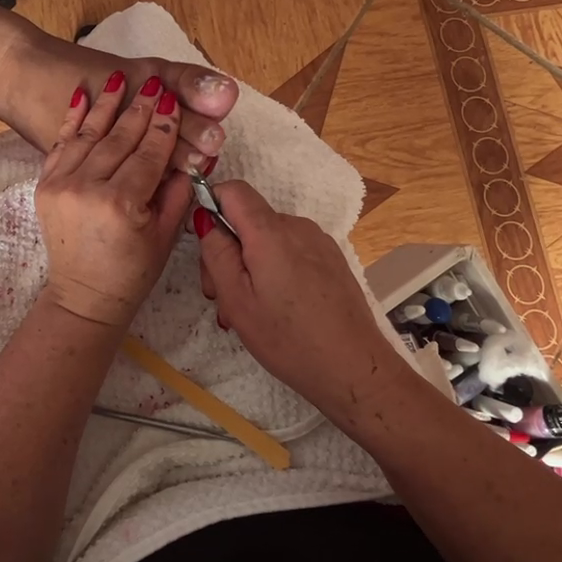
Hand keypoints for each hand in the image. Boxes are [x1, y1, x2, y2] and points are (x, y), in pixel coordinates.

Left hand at [34, 73, 194, 326]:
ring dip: (106, 104)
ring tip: (120, 78)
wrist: (83, 296)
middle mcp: (89, 189)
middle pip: (119, 138)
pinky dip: (72, 119)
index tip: (174, 100)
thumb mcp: (166, 235)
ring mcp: (62, 184)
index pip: (149, 153)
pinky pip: (61, 144)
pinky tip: (82, 94)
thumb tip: (194, 154)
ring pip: (89, 135)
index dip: (164, 125)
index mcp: (123, 204)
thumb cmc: (132, 272)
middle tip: (154, 83)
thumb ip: (178, 191)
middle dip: (140, 108)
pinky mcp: (45, 185)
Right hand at [196, 181, 416, 416]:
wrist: (357, 371)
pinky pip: (290, 251)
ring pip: (268, 238)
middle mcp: (297, 226)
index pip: (233, 189)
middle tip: (220, 296)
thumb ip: (216, 251)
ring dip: (249, 266)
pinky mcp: (332, 260)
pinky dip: (274, 271)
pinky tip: (277, 310)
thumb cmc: (288, 339)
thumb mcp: (236, 299)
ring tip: (248, 311)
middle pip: (248, 219)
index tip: (206, 245)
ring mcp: (319, 242)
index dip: (211, 206)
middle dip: (227, 250)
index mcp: (271, 231)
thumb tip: (205, 216)